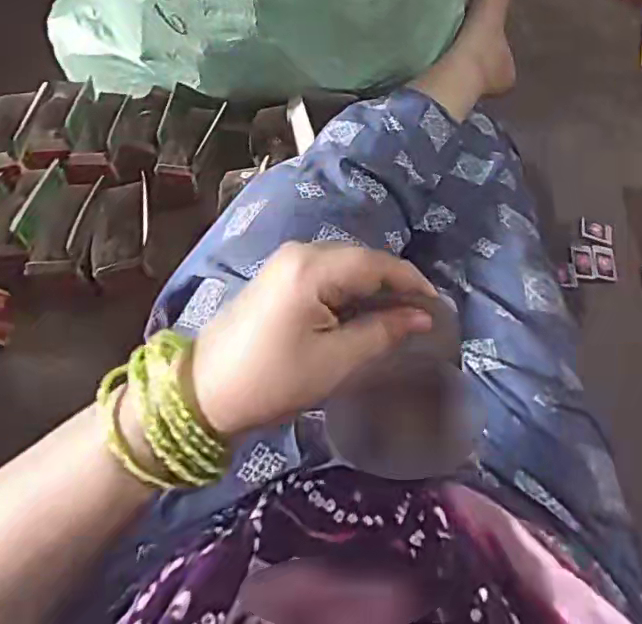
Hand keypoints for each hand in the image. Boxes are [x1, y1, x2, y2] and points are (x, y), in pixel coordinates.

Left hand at [188, 242, 437, 435]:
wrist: (204, 391)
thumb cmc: (272, 379)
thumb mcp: (335, 361)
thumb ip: (382, 332)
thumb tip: (423, 317)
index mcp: (313, 267)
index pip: (377, 264)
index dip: (412, 283)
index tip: (438, 308)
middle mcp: (301, 251)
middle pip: (362, 259)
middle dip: (394, 284)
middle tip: (422, 314)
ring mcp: (287, 260)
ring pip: (346, 264)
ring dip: (373, 286)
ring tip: (399, 314)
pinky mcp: (280, 273)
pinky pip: (327, 271)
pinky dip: (350, 288)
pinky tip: (363, 311)